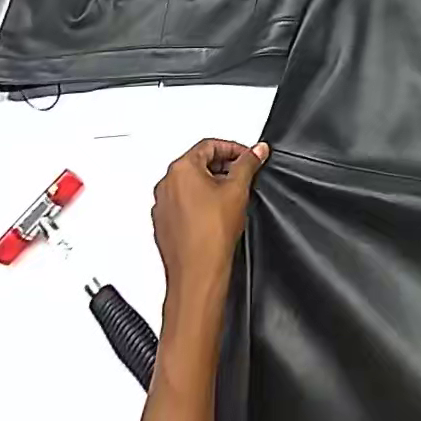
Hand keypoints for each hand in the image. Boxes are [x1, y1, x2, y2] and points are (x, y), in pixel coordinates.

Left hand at [152, 139, 267, 301]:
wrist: (198, 275)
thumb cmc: (210, 236)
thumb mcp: (238, 190)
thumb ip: (248, 164)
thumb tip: (257, 151)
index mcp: (181, 169)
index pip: (209, 145)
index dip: (233, 149)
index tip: (247, 157)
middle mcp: (166, 185)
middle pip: (199, 163)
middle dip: (223, 166)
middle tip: (243, 174)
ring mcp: (162, 206)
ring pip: (190, 184)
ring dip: (212, 185)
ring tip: (232, 197)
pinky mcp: (164, 225)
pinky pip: (183, 204)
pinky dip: (200, 203)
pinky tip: (217, 215)